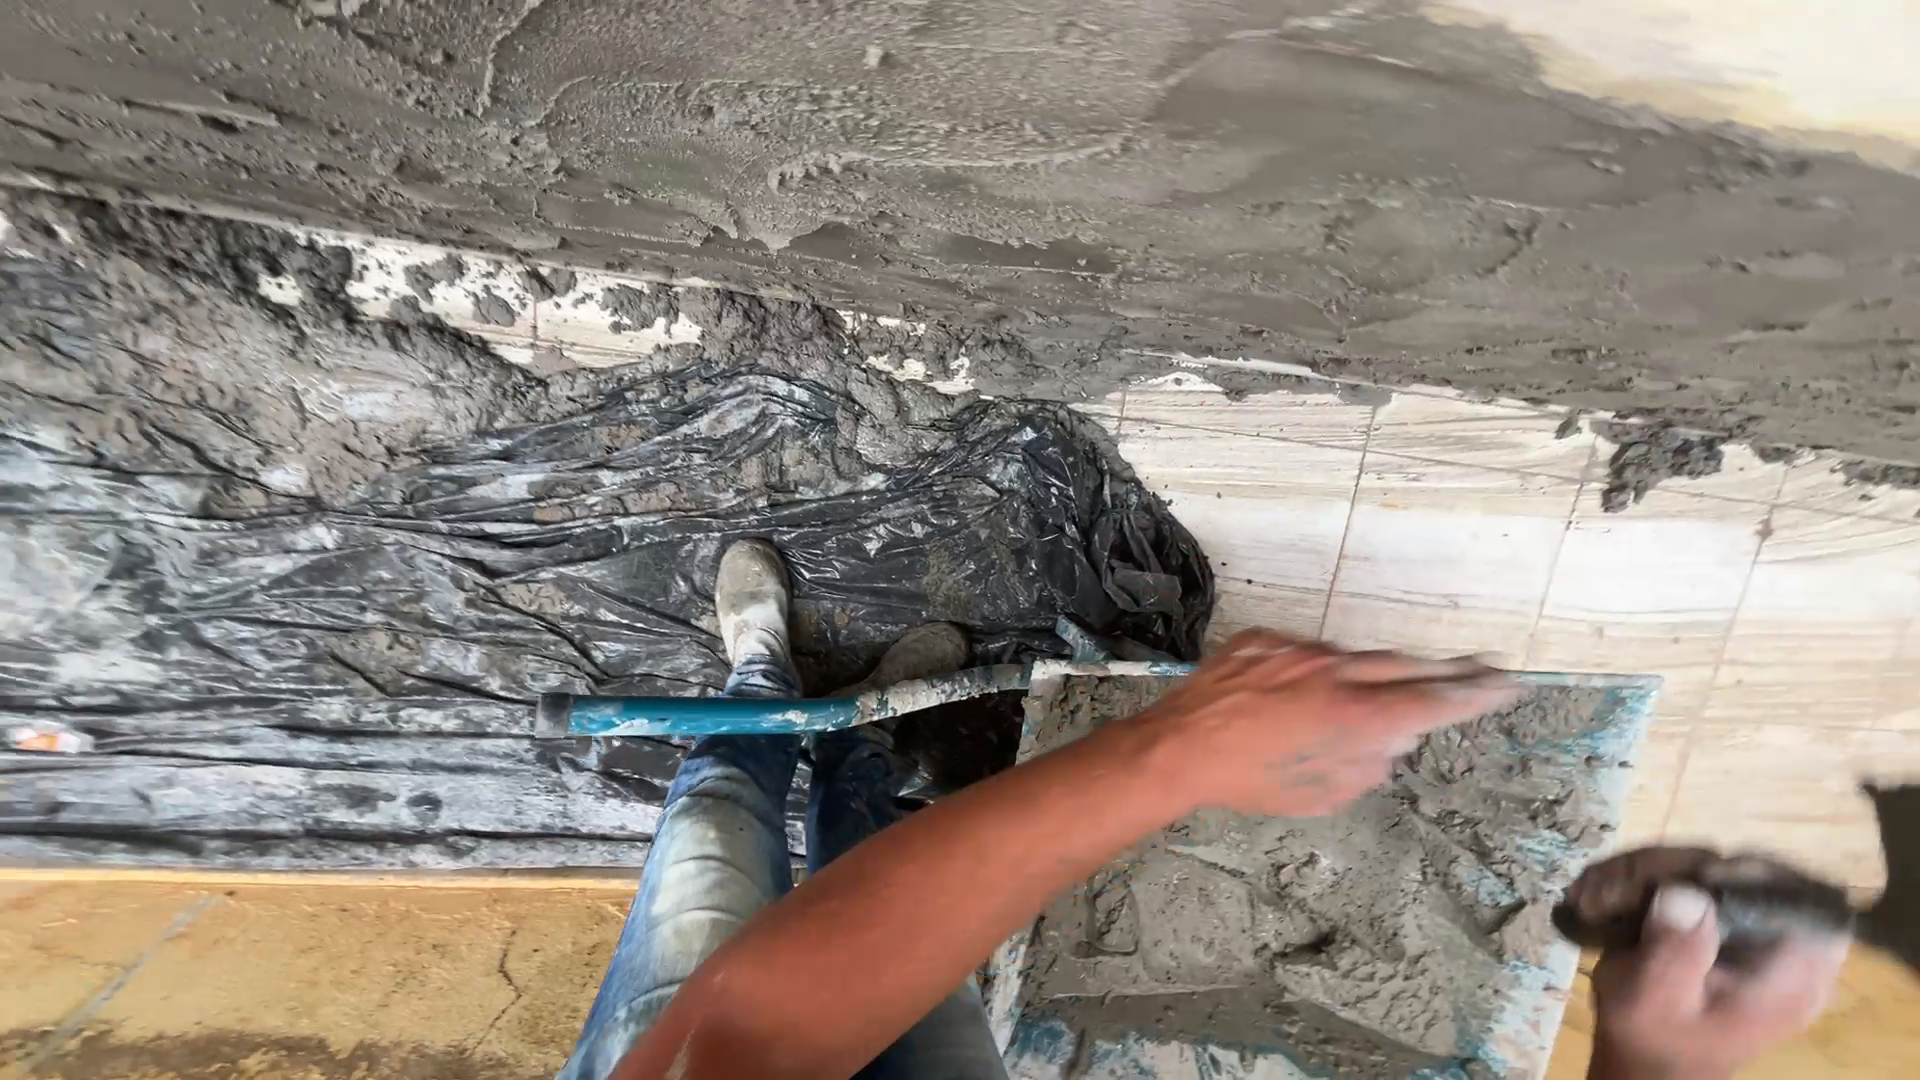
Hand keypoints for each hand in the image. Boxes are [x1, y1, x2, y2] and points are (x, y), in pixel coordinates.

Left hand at [1125, 629, 1519, 816]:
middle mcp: (1330, 672)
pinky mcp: (1260, 639)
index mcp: (1353, 715)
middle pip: (1403, 665)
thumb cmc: (1249, 781)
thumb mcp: (1320, 792)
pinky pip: (1299, 652)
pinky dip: (1310, 669)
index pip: (1432, 700)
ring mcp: (1293, 650)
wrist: (1178, 746)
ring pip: (1347, 657)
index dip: (1475, 694)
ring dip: (1366, 673)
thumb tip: (1394, 738)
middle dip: (1445, 670)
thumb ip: (1368, 764)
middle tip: (1480, 667)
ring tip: (1378, 687)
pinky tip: (1298, 689)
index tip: (1507, 684)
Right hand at [1589, 884, 1849, 1079]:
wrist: (1644, 1056)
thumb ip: (1677, 949)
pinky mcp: (1701, 918)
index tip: (1696, 874)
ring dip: (1634, 871)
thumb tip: (1686, 891)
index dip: (1758, 875)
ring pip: (1693, 865)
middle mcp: (1770, 943)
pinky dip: (1624, 878)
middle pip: (1734, 870)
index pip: (1803, 902)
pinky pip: (1667, 875)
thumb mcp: (1658, 997)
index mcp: (1787, 973)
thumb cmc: (1655, 1035)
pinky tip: (1594, 900)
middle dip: (1664, 868)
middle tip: (1608, 891)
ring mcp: (1734, 927)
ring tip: (1591, 899)